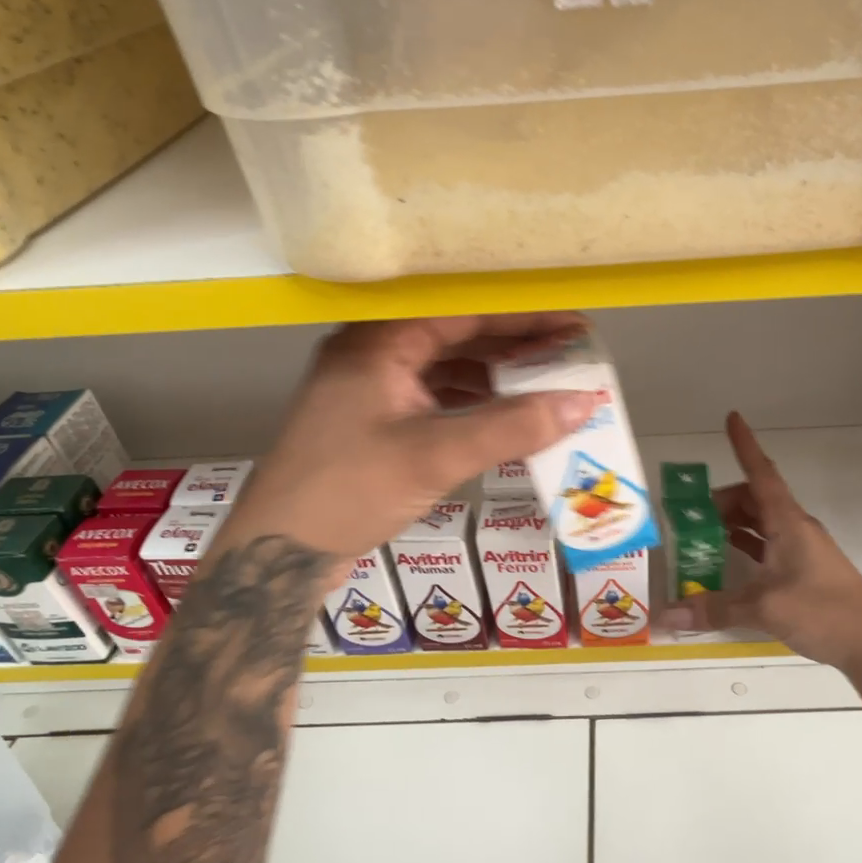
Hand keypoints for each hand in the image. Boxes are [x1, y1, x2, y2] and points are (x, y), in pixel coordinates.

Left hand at [228, 315, 599, 556]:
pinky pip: (432, 393)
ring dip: (494, 372)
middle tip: (571, 353)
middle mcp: (371, 351)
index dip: (523, 316)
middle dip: (513, 343)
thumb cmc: (349, 492)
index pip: (463, 310)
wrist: (278, 552)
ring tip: (546, 380)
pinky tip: (503, 412)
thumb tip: (583, 403)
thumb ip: (511, 428)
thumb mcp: (435, 456)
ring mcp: (369, 386)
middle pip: (454, 332)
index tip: (574, 325)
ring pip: (444, 363)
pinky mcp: (372, 419)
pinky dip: (470, 399)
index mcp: (378, 341)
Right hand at [669, 412, 861, 671]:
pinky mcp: (803, 570)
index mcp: (787, 522)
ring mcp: (800, 549)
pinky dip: (745, 544)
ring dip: (732, 522)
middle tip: (689, 515)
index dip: (744, 445)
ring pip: (761, 521)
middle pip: (754, 498)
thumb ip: (714, 609)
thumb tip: (666, 616)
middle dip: (722, 499)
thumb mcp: (763, 608)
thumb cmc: (822, 611)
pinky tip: (726, 557)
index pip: (760, 473)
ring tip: (699, 535)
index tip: (731, 417)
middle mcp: (794, 527)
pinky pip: (767, 544)